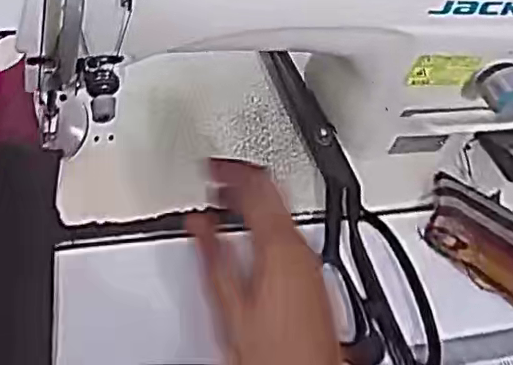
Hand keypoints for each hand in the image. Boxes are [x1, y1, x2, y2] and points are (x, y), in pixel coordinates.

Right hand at [186, 160, 341, 364]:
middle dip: (241, 178)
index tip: (210, 166)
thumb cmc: (274, 351)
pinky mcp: (315, 273)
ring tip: (228, 200)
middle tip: (216, 178)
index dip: (229, 169)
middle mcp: (300, 245)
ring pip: (281, 207)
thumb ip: (212, 254)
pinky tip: (250, 230)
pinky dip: (268, 217)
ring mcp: (311, 259)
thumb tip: (197, 221)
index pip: (254, 183)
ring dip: (254, 197)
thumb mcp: (230, 303)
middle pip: (271, 190)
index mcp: (278, 243)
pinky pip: (291, 228)